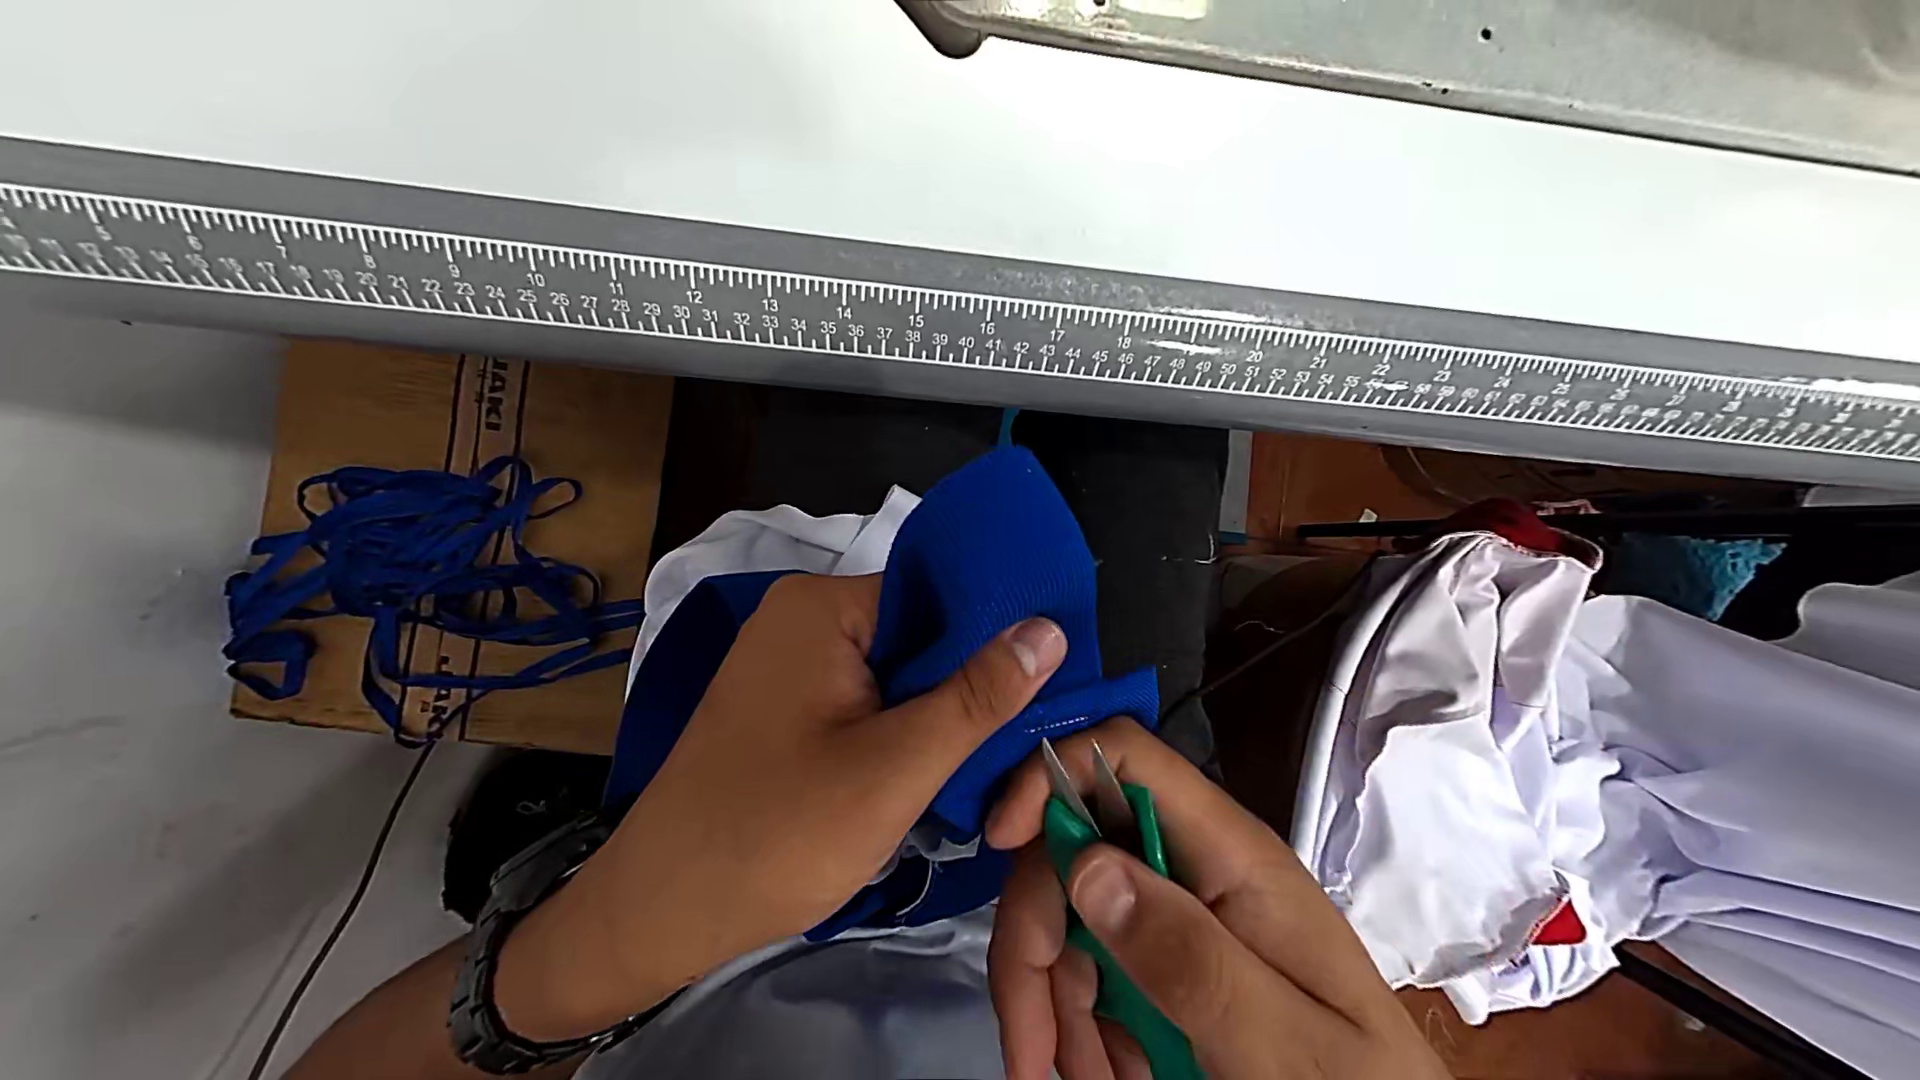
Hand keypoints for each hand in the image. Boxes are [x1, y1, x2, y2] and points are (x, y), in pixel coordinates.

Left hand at [496, 572, 1068, 1038]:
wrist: (660, 912)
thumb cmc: (777, 833)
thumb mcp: (895, 765)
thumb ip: (978, 695)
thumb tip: (1051, 628)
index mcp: (822, 604)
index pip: (937, 595)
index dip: (993, 638)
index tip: (1046, 686)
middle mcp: (802, 614)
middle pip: (916, 629)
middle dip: (965, 680)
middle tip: (1018, 733)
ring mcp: (789, 657)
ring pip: (894, 666)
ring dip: (933, 708)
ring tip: (978, 754)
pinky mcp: (786, 698)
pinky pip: (864, 692)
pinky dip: (898, 722)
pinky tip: (922, 761)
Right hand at [984, 719, 1448, 1079]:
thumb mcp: (1286, 1047)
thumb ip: (1192, 957)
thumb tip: (1084, 864)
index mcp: (1229, 850)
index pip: (1126, 754)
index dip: (1054, 771)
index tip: (1001, 839)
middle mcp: (1191, 859)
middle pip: (1077, 846)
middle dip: (1035, 933)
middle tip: (1031, 1046)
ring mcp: (1172, 903)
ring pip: (1069, 907)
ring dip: (1050, 992)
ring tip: (1073, 1079)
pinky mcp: (1161, 947)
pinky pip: (1088, 955)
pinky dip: (1074, 1015)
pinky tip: (1097, 1069)